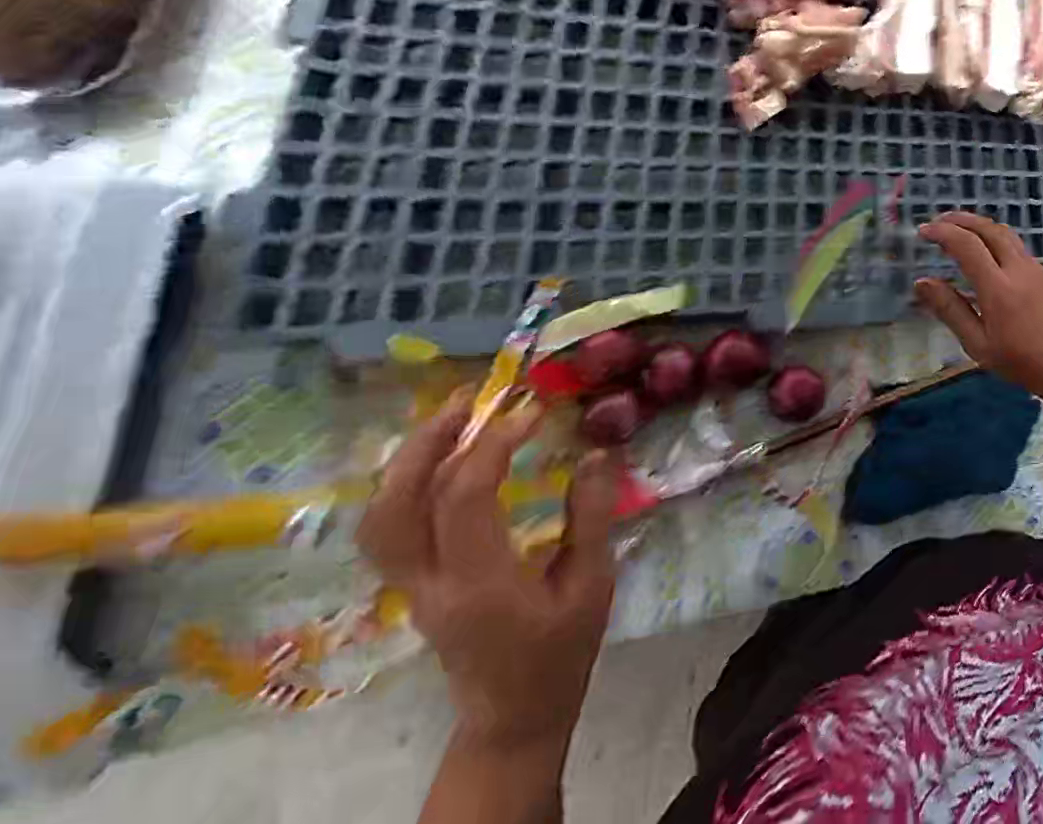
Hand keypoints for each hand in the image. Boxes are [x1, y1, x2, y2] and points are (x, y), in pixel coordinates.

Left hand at [357, 390, 618, 749]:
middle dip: (429, 441)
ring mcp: (411, 586)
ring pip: (380, 515)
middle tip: (472, 398)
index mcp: (480, 582)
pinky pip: (389, 525)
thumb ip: (591, 518)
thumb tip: (597, 454)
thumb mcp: (593, 583)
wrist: (515, 710)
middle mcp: (430, 582)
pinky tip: (438, 459)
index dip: (493, 446)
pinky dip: (405, 482)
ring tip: (451, 417)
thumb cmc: (562, 649)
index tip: (531, 412)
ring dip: (409, 458)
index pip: (464, 500)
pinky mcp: (411, 584)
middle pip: (397, 504)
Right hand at [915, 211, 1042, 399]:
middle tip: (936, 222)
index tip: (923, 232)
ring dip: (978, 225)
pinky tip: (983, 251)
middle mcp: (1018, 270)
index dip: (943, 233)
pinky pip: (1015, 246)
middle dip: (960, 220)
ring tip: (956, 228)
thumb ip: (950, 309)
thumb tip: (922, 282)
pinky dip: (993, 238)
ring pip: (1005, 233)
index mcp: (999, 289)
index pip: (967, 246)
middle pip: (988, 229)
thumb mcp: (976, 343)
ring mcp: (1035, 269)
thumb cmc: (1017, 360)